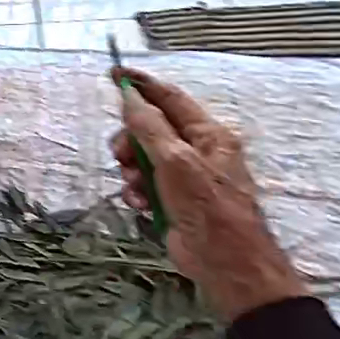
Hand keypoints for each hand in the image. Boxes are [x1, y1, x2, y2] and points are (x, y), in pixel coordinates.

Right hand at [111, 67, 307, 321]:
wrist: (226, 265)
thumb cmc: (208, 208)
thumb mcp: (176, 162)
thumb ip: (149, 127)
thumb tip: (130, 96)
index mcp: (208, 134)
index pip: (168, 97)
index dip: (140, 84)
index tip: (113, 74)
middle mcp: (196, 150)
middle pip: (148, 129)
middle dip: (129, 140)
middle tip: (120, 155)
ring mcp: (184, 175)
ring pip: (141, 158)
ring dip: (130, 170)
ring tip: (136, 187)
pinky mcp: (172, 198)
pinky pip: (143, 183)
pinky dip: (136, 191)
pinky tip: (141, 205)